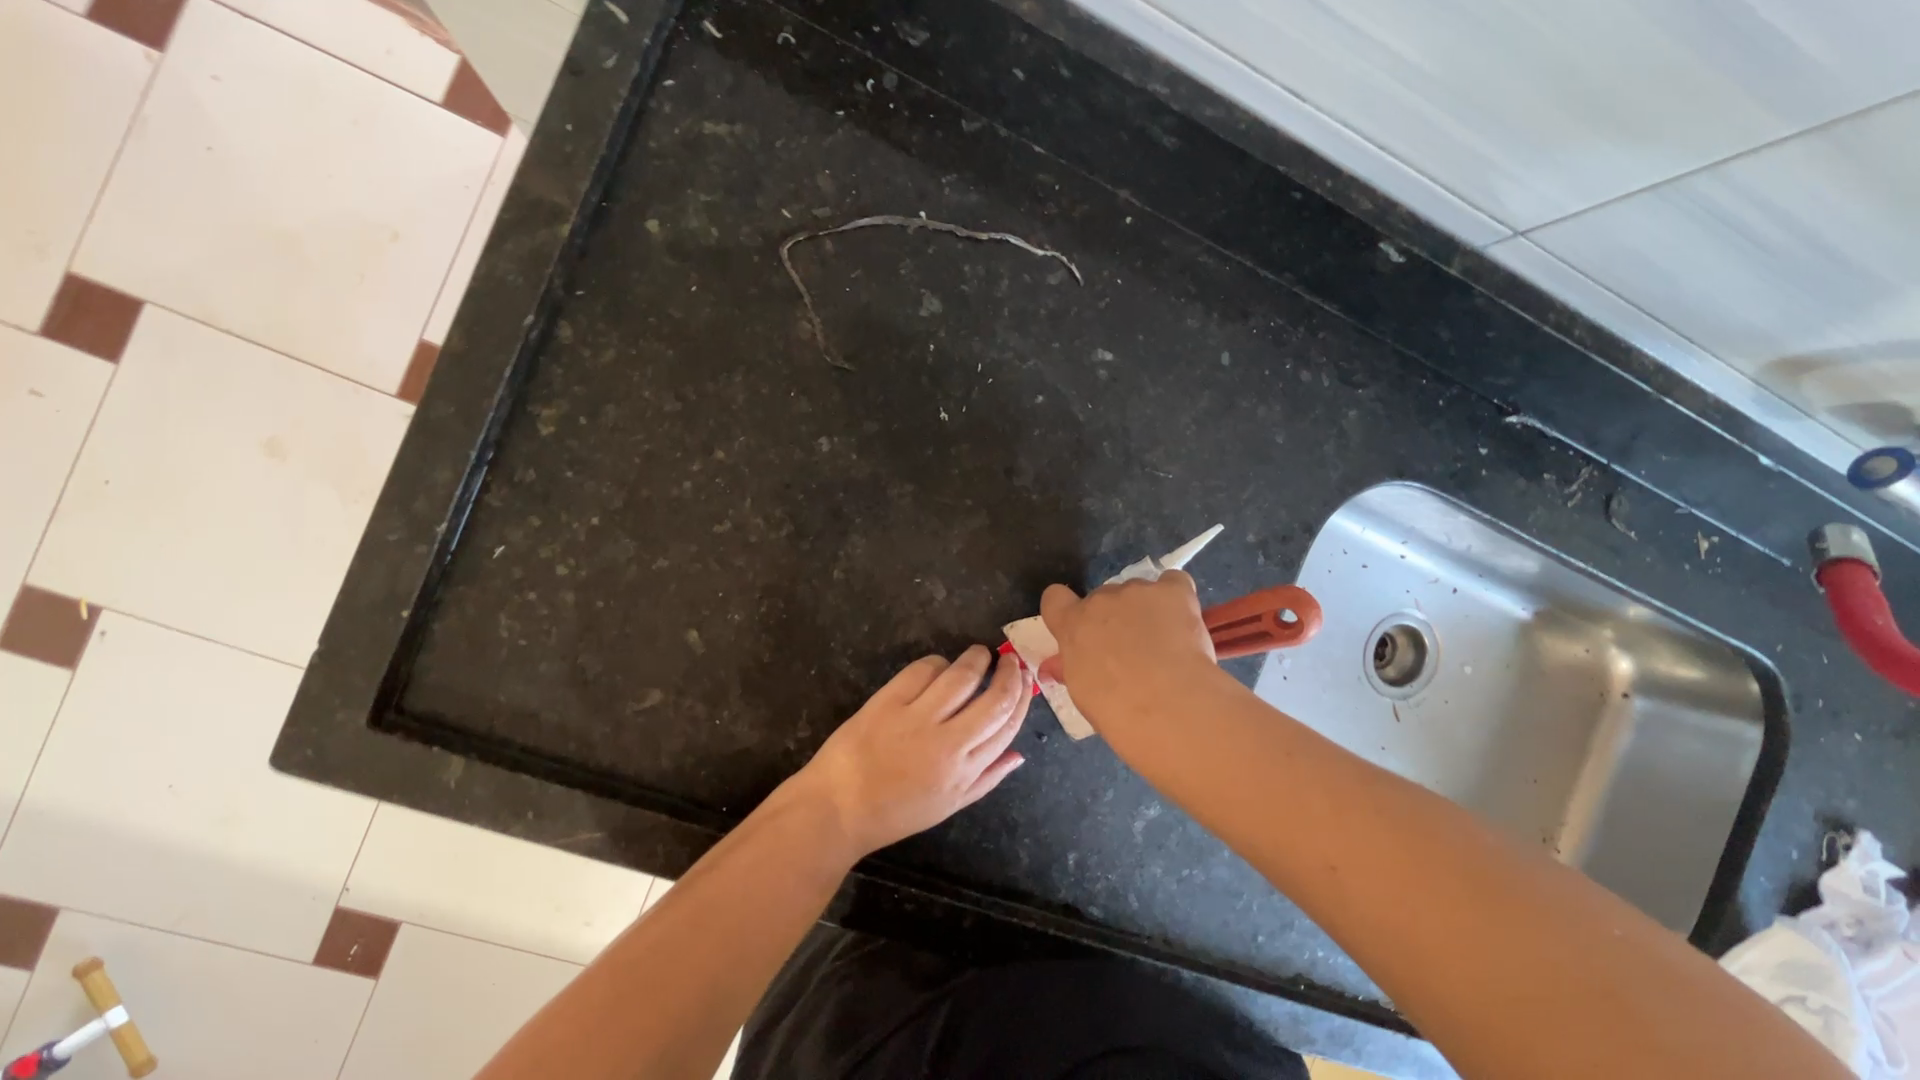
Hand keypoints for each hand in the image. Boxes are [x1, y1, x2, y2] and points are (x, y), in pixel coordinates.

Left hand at [789, 645, 1030, 859]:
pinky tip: (939, 667)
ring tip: (979, 655)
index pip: (1007, 725)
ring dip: (976, 660)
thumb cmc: (894, 812)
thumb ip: (987, 778)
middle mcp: (947, 743)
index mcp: (965, 770)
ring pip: (961, 677)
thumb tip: (1019, 754)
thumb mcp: (949, 805)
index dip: (1022, 697)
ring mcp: (916, 719)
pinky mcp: (888, 702)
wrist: (837, 808)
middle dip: (1010, 674)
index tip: (1026, 680)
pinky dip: (938, 663)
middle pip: (994, 698)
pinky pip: (922, 670)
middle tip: (1010, 661)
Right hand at [1038, 571, 1221, 744]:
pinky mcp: (1174, 591)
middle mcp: (1102, 599)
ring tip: (1165, 645)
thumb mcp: (1082, 691)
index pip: (1055, 599)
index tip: (1082, 630)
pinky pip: (1173, 582)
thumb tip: (1056, 665)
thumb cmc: (1117, 709)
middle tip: (1131, 651)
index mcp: (1073, 624)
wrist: (1168, 705)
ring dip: (1145, 611)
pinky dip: (1176, 599)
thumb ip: (1071, 667)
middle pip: (1104, 598)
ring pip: (1138, 592)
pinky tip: (1183, 622)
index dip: (1068, 611)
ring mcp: (1138, 591)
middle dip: (1114, 618)